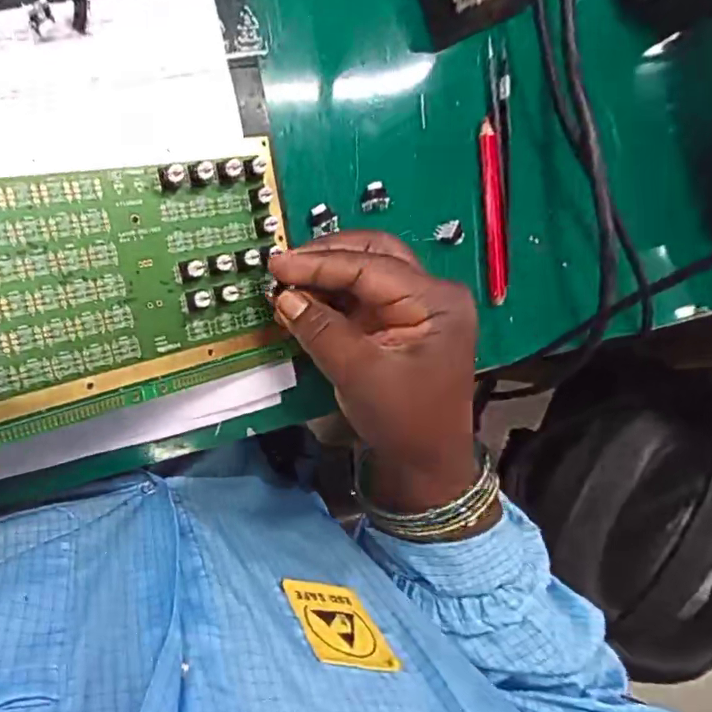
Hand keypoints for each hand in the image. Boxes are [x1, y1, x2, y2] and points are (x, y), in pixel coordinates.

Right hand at [267, 231, 481, 513]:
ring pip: (364, 269)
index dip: (319, 263)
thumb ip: (320, 330)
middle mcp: (428, 293)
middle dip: (325, 255)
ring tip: (286, 278)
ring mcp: (410, 306)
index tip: (277, 264)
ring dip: (324, 271)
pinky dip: (327, 293)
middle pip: (373, 253)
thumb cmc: (403, 419)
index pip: (370, 266)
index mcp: (435, 301)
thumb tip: (284, 298)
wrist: (423, 459)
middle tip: (282, 265)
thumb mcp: (358, 374)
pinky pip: (356, 295)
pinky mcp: (391, 321)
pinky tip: (300, 297)